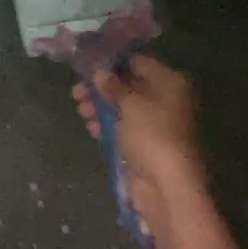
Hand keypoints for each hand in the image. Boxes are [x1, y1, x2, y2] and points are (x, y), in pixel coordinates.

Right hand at [72, 55, 205, 197]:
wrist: (167, 187)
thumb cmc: (152, 135)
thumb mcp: (130, 103)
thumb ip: (113, 85)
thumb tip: (100, 73)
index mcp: (170, 83)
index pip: (138, 61)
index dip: (112, 62)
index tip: (86, 64)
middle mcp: (166, 99)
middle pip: (128, 85)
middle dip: (101, 88)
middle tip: (77, 91)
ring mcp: (155, 123)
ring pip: (123, 107)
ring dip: (100, 107)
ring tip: (80, 110)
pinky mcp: (145, 144)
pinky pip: (123, 127)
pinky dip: (107, 125)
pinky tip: (91, 127)